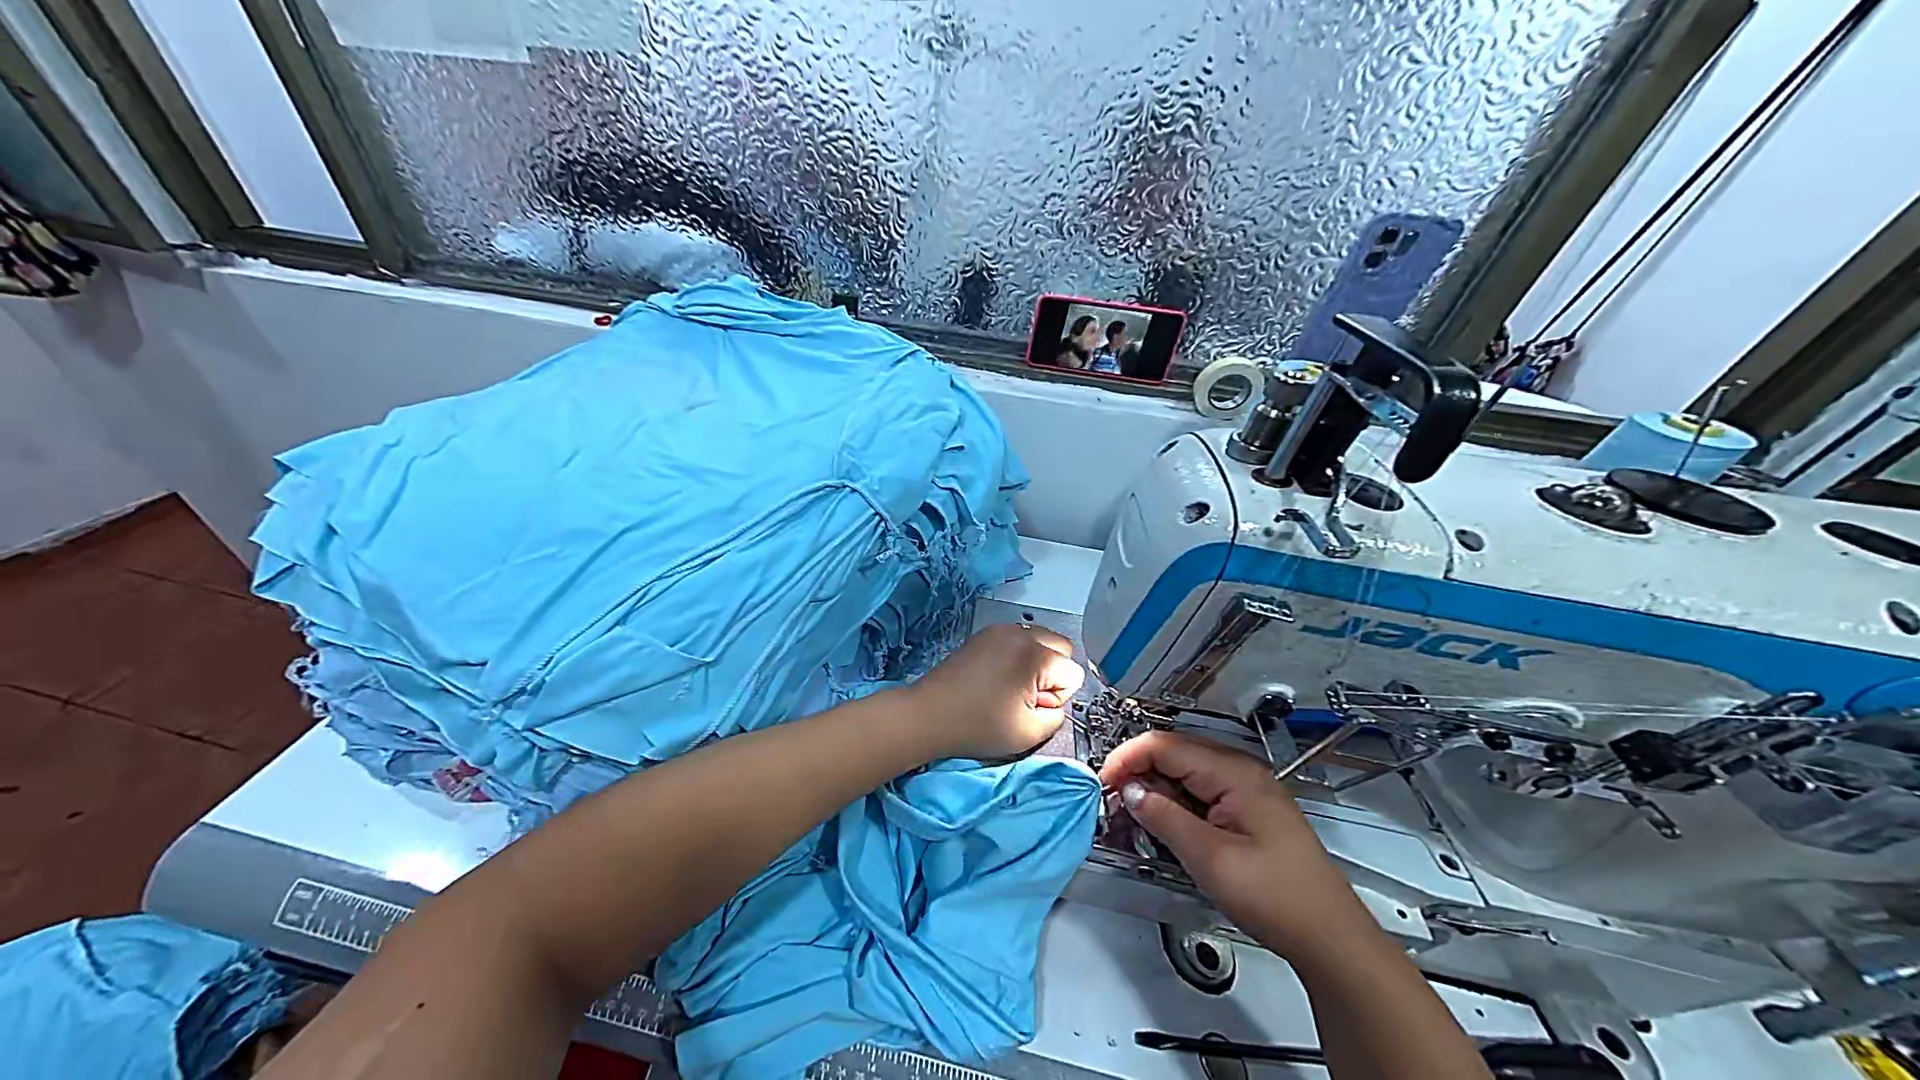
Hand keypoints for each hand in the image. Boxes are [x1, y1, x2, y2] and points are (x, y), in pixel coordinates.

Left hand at [904, 623, 1084, 760]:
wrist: (929, 715)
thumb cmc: (978, 726)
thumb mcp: (1030, 733)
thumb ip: (1058, 715)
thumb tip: (1055, 700)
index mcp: (1034, 655)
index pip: (1073, 672)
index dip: (1058, 696)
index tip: (1032, 707)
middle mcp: (1020, 633)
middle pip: (1061, 648)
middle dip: (1053, 673)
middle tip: (1025, 697)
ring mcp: (1000, 630)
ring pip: (1040, 640)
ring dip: (1036, 663)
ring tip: (1010, 688)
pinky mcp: (984, 634)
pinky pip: (1018, 640)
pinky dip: (1017, 656)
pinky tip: (997, 679)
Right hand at [1098, 730, 1374, 958]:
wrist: (1328, 936)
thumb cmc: (1278, 898)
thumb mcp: (1209, 858)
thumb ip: (1163, 817)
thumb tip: (1131, 790)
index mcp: (1235, 773)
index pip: (1165, 745)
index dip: (1128, 759)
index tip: (1104, 782)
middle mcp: (1241, 771)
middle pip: (1174, 752)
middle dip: (1139, 771)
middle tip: (1116, 800)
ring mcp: (1246, 788)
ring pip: (1184, 771)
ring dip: (1156, 788)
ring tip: (1138, 817)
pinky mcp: (1246, 808)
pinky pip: (1199, 790)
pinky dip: (1176, 802)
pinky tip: (1167, 825)